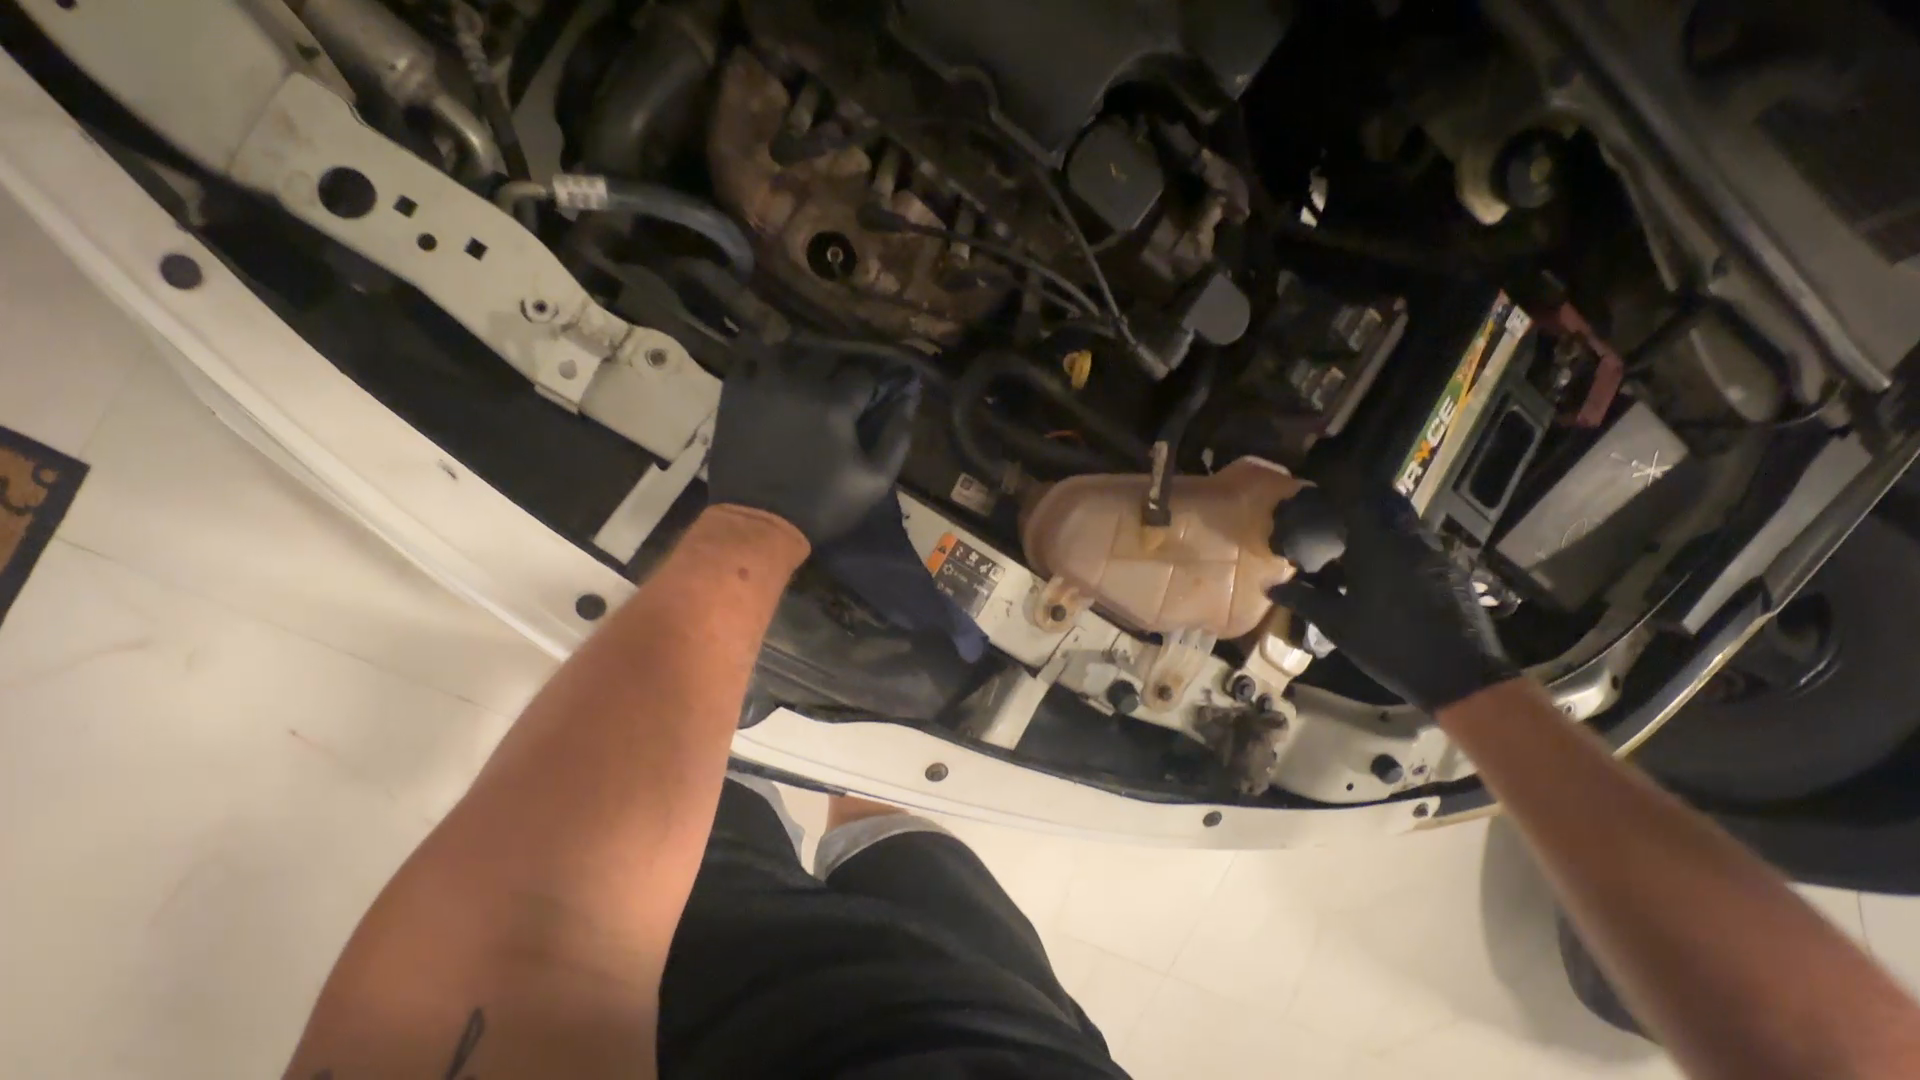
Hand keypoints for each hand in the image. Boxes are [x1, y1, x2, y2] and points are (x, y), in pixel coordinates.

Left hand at [706, 342, 917, 548]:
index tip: (868, 398)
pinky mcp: (734, 394)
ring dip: (800, 359)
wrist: (759, 523)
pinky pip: (747, 359)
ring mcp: (762, 384)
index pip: (862, 373)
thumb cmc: (823, 506)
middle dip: (837, 369)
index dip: (870, 384)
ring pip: (787, 349)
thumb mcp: (875, 481)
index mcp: (836, 404)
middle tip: (838, 389)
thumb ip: (896, 437)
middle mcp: (800, 383)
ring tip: (804, 376)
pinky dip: (761, 360)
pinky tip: (769, 373)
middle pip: (826, 355)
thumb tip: (910, 400)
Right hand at [1269, 489, 1515, 712]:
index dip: (1338, 488)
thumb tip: (1270, 586)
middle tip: (1336, 514)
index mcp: (1377, 544)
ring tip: (1357, 544)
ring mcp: (1435, 553)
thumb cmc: (1389, 645)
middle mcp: (1409, 538)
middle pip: (1384, 503)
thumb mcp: (1338, 625)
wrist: (1460, 674)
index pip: (1356, 497)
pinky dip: (1399, 545)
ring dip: (1380, 525)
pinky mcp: (1451, 570)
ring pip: (1404, 523)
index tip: (1320, 489)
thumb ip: (1303, 600)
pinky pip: (1419, 543)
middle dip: (1360, 502)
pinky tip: (1386, 571)